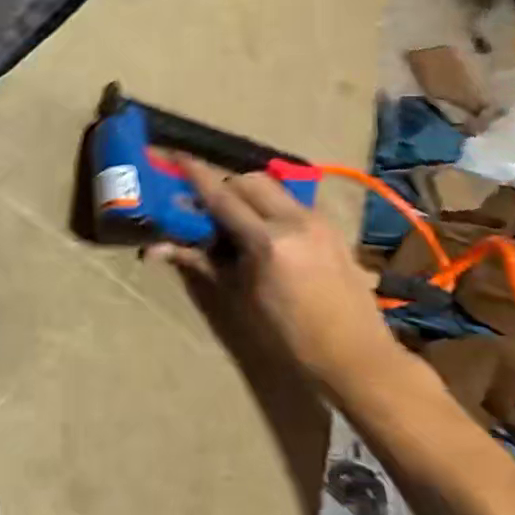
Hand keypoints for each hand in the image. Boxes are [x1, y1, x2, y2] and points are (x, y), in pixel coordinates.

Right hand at [146, 153, 397, 384]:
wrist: (358, 358)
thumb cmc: (290, 337)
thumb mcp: (239, 298)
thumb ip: (200, 262)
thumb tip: (156, 248)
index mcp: (268, 241)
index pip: (222, 196)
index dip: (195, 174)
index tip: (174, 156)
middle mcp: (295, 220)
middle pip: (248, 180)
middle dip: (223, 186)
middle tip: (205, 208)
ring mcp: (318, 222)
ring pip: (272, 187)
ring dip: (247, 194)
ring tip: (235, 221)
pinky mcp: (332, 228)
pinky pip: (291, 203)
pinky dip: (270, 207)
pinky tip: (265, 233)